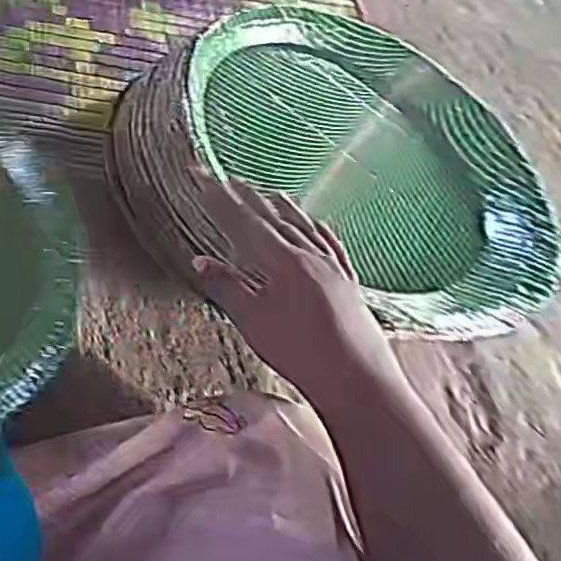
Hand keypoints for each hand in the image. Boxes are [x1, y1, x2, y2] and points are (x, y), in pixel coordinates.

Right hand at [191, 173, 404, 407]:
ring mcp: (333, 267)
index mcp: (283, 261)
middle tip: (224, 178)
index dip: (218, 197)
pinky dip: (315, 227)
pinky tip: (315, 222)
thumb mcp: (251, 319)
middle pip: (272, 216)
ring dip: (278, 205)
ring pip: (302, 225)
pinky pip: (329, 243)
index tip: (200, 176)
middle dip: (245, 195)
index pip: (242, 220)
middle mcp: (310, 257)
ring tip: (263, 190)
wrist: (360, 383)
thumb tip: (200, 260)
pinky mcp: (348, 282)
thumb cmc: (300, 352)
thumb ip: (225, 285)